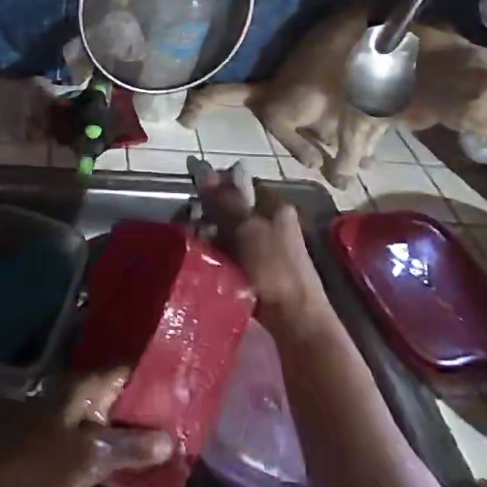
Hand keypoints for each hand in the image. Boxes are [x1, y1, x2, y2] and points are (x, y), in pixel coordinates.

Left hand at [0, 370, 172, 486]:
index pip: (124, 370)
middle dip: (144, 399)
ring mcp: (64, 412)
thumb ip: (132, 447)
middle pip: (117, 390)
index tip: (179, 380)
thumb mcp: (93, 458)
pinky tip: (130, 449)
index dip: (152, 374)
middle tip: (177, 409)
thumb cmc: (45, 465)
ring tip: (161, 430)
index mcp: (83, 388)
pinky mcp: (59, 435)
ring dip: (129, 419)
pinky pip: (94, 427)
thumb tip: (169, 440)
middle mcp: (73, 393)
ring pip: (106, 409)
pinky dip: (113, 435)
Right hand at [194, 165, 330, 330]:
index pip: (242, 183)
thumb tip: (203, 170)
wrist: (294, 317)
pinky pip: (230, 253)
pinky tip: (203, 260)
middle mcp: (272, 222)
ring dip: (211, 235)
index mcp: (276, 206)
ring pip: (229, 231)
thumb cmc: (274, 268)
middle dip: (211, 213)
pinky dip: (217, 254)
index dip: (218, 185)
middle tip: (191, 221)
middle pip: (234, 208)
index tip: (195, 194)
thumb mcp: (248, 229)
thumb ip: (225, 201)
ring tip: (193, 242)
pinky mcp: (256, 268)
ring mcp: (265, 246)